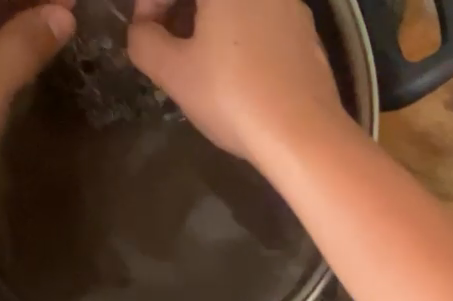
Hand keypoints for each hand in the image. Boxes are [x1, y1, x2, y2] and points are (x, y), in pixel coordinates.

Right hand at [127, 0, 350, 162]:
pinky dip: (244, 38)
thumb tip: (142, 32)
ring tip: (203, 65)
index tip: (145, 34)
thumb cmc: (233, 97)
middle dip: (182, 12)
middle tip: (171, 47)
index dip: (151, 3)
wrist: (304, 135)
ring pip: (239, 6)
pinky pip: (265, 23)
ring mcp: (291, 5)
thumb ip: (145, 42)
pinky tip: (240, 77)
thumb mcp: (174, 73)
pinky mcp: (309, 35)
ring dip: (213, 25)